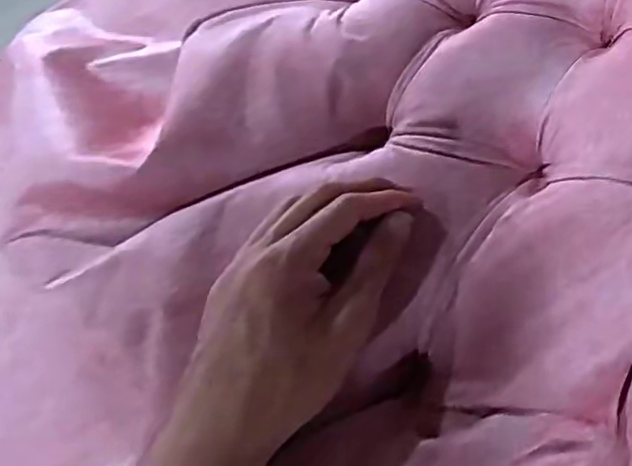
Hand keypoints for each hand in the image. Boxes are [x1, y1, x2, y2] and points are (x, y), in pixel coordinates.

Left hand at [144, 180, 420, 465]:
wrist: (213, 440)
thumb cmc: (289, 384)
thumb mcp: (347, 325)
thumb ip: (376, 265)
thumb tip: (402, 219)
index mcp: (284, 261)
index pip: (343, 207)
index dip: (385, 199)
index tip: (418, 203)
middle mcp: (255, 252)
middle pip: (315, 196)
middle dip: (363, 190)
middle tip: (399, 197)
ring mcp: (237, 265)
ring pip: (291, 207)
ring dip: (335, 200)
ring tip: (370, 210)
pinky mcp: (230, 281)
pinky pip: (274, 227)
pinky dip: (310, 216)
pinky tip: (329, 235)